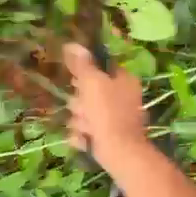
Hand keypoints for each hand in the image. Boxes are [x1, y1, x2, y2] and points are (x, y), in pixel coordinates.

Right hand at [63, 44, 149, 165]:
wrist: (118, 152)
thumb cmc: (107, 112)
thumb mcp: (92, 82)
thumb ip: (82, 64)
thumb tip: (71, 44)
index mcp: (124, 79)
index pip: (100, 68)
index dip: (84, 73)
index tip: (74, 80)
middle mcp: (123, 97)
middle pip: (90, 92)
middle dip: (79, 102)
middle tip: (81, 107)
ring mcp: (116, 117)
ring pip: (86, 112)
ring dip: (79, 120)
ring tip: (85, 126)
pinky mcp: (108, 136)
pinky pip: (86, 130)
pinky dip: (83, 135)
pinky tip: (84, 138)